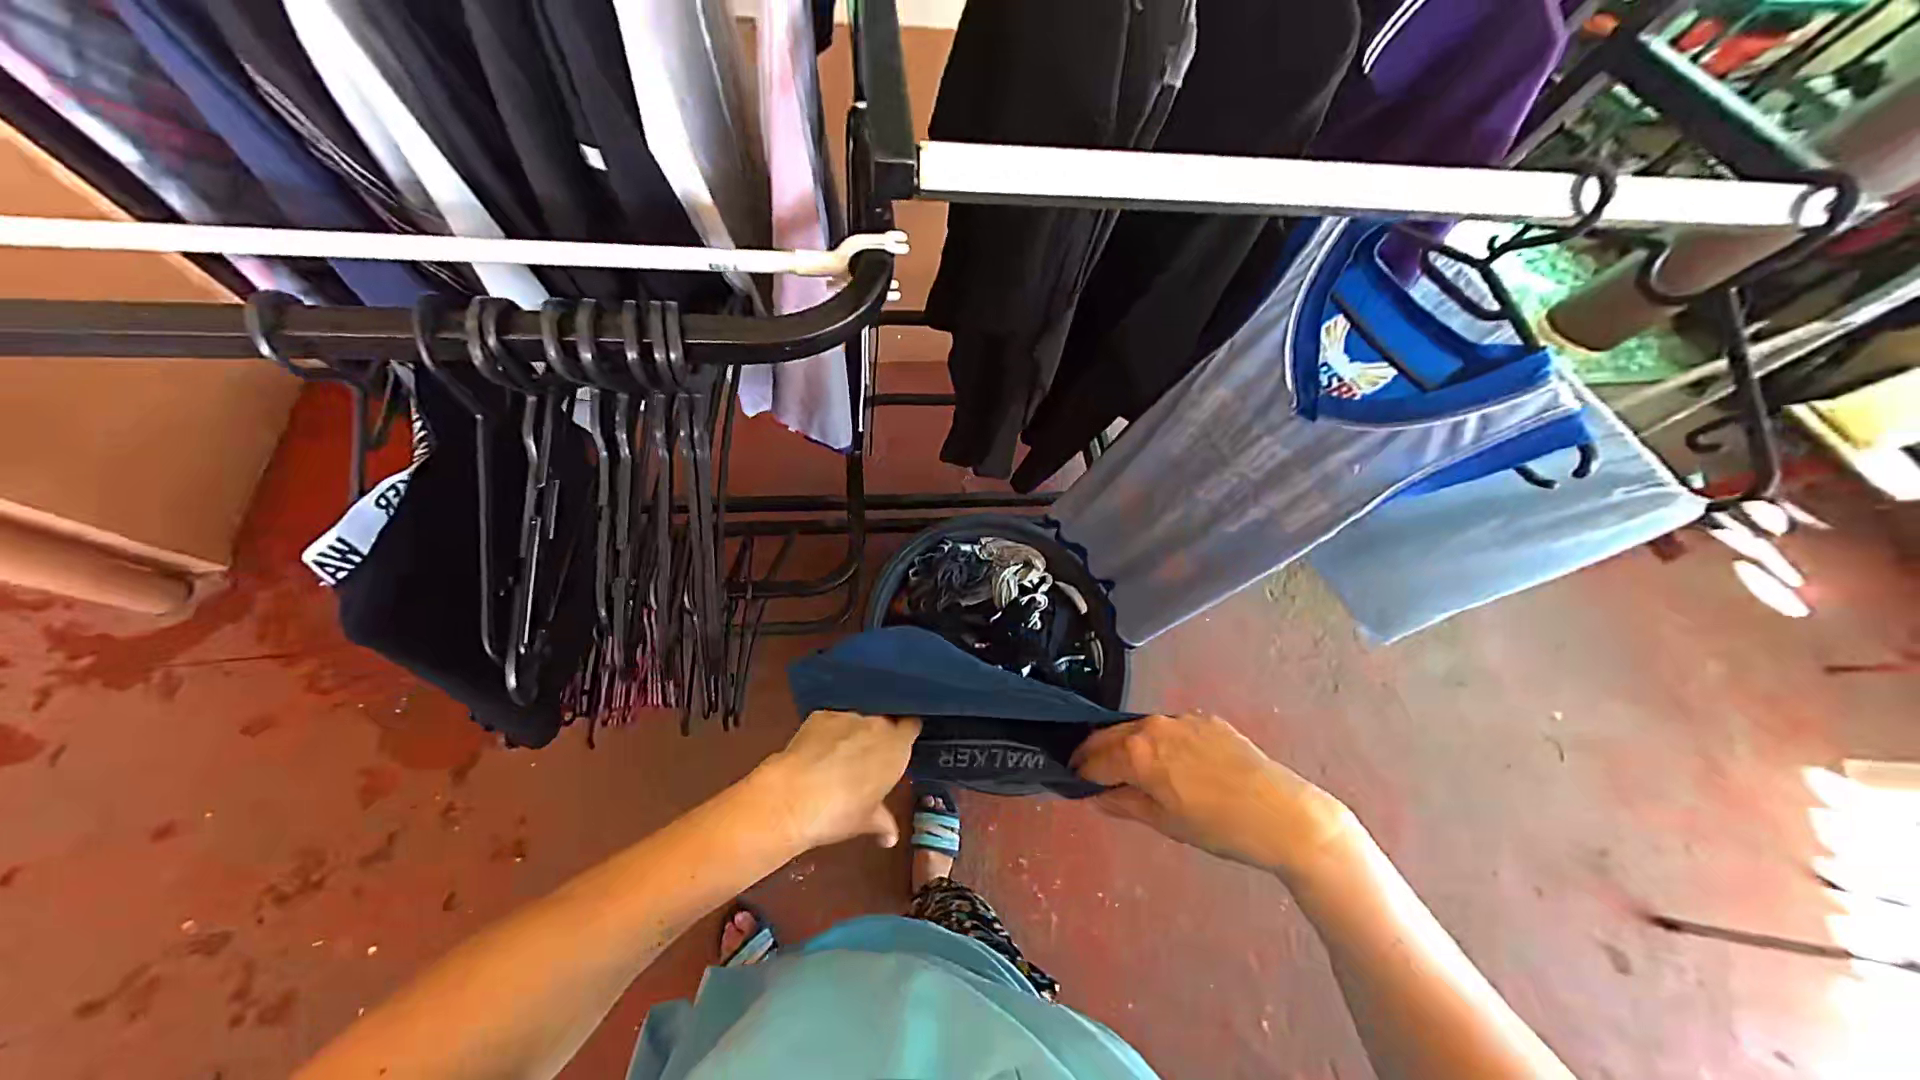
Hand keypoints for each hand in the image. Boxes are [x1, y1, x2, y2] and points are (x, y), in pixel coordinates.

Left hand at [754, 710, 920, 852]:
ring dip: (851, 735)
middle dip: (877, 738)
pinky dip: (826, 734)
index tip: (898, 749)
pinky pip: (830, 722)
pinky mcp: (820, 715)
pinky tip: (815, 754)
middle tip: (866, 762)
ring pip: (857, 722)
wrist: (793, 797)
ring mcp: (847, 716)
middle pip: (884, 722)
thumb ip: (883, 821)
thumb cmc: (839, 812)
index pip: (911, 727)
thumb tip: (889, 835)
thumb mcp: (867, 821)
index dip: (905, 736)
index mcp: (897, 747)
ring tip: (836, 760)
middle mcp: (877, 725)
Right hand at [1071, 713, 1356, 874]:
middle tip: (1087, 772)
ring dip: (1124, 745)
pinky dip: (1157, 741)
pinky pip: (1169, 727)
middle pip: (1110, 736)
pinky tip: (1169, 763)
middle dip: (1095, 754)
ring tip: (1126, 768)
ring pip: (1139, 728)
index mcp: (1137, 752)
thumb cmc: (1220, 827)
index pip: (1093, 760)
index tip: (1072, 783)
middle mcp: (1153, 726)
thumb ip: (1124, 804)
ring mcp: (1182, 719)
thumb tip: (1096, 797)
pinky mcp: (1206, 719)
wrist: (1285, 815)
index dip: (1079, 774)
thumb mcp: (1166, 823)